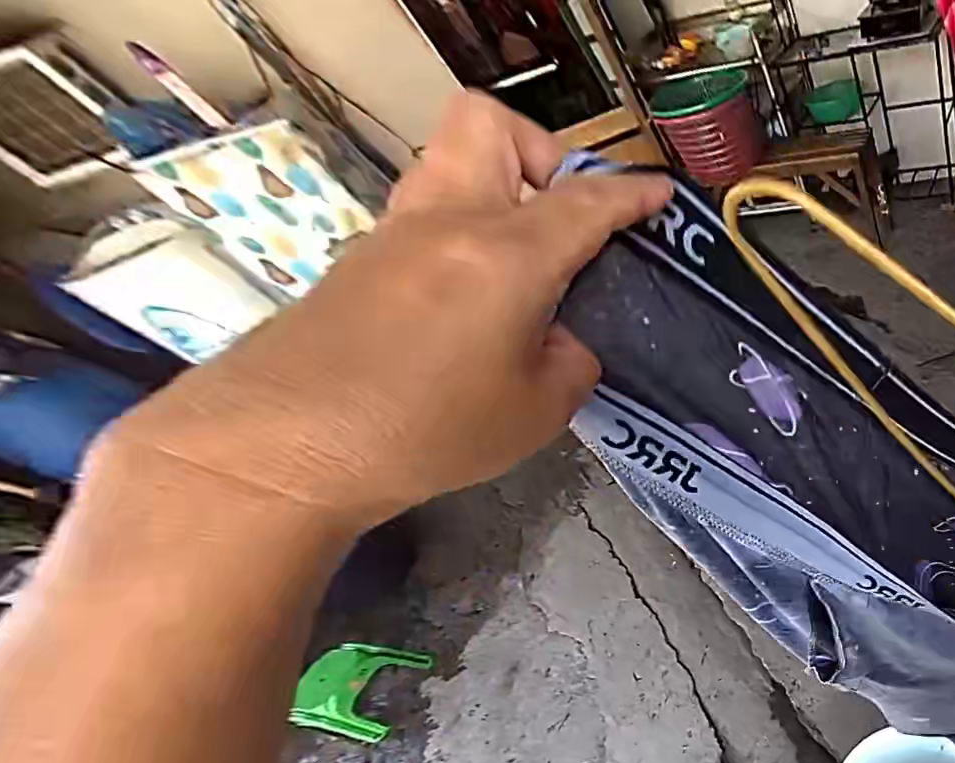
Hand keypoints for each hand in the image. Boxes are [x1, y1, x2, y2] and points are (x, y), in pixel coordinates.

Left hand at [95, 92, 672, 531]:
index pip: (582, 202)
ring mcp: (399, 234)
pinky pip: (439, 213)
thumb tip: (564, 333)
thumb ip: (572, 355)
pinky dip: (480, 231)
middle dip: (547, 154)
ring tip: (544, 259)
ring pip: (457, 162)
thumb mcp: (543, 406)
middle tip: (575, 218)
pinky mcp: (370, 258)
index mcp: (504, 257)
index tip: (661, 192)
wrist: (294, 445)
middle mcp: (447, 223)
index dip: (630, 192)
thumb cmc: (437, 430)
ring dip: (510, 189)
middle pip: (489, 125)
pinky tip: (498, 297)